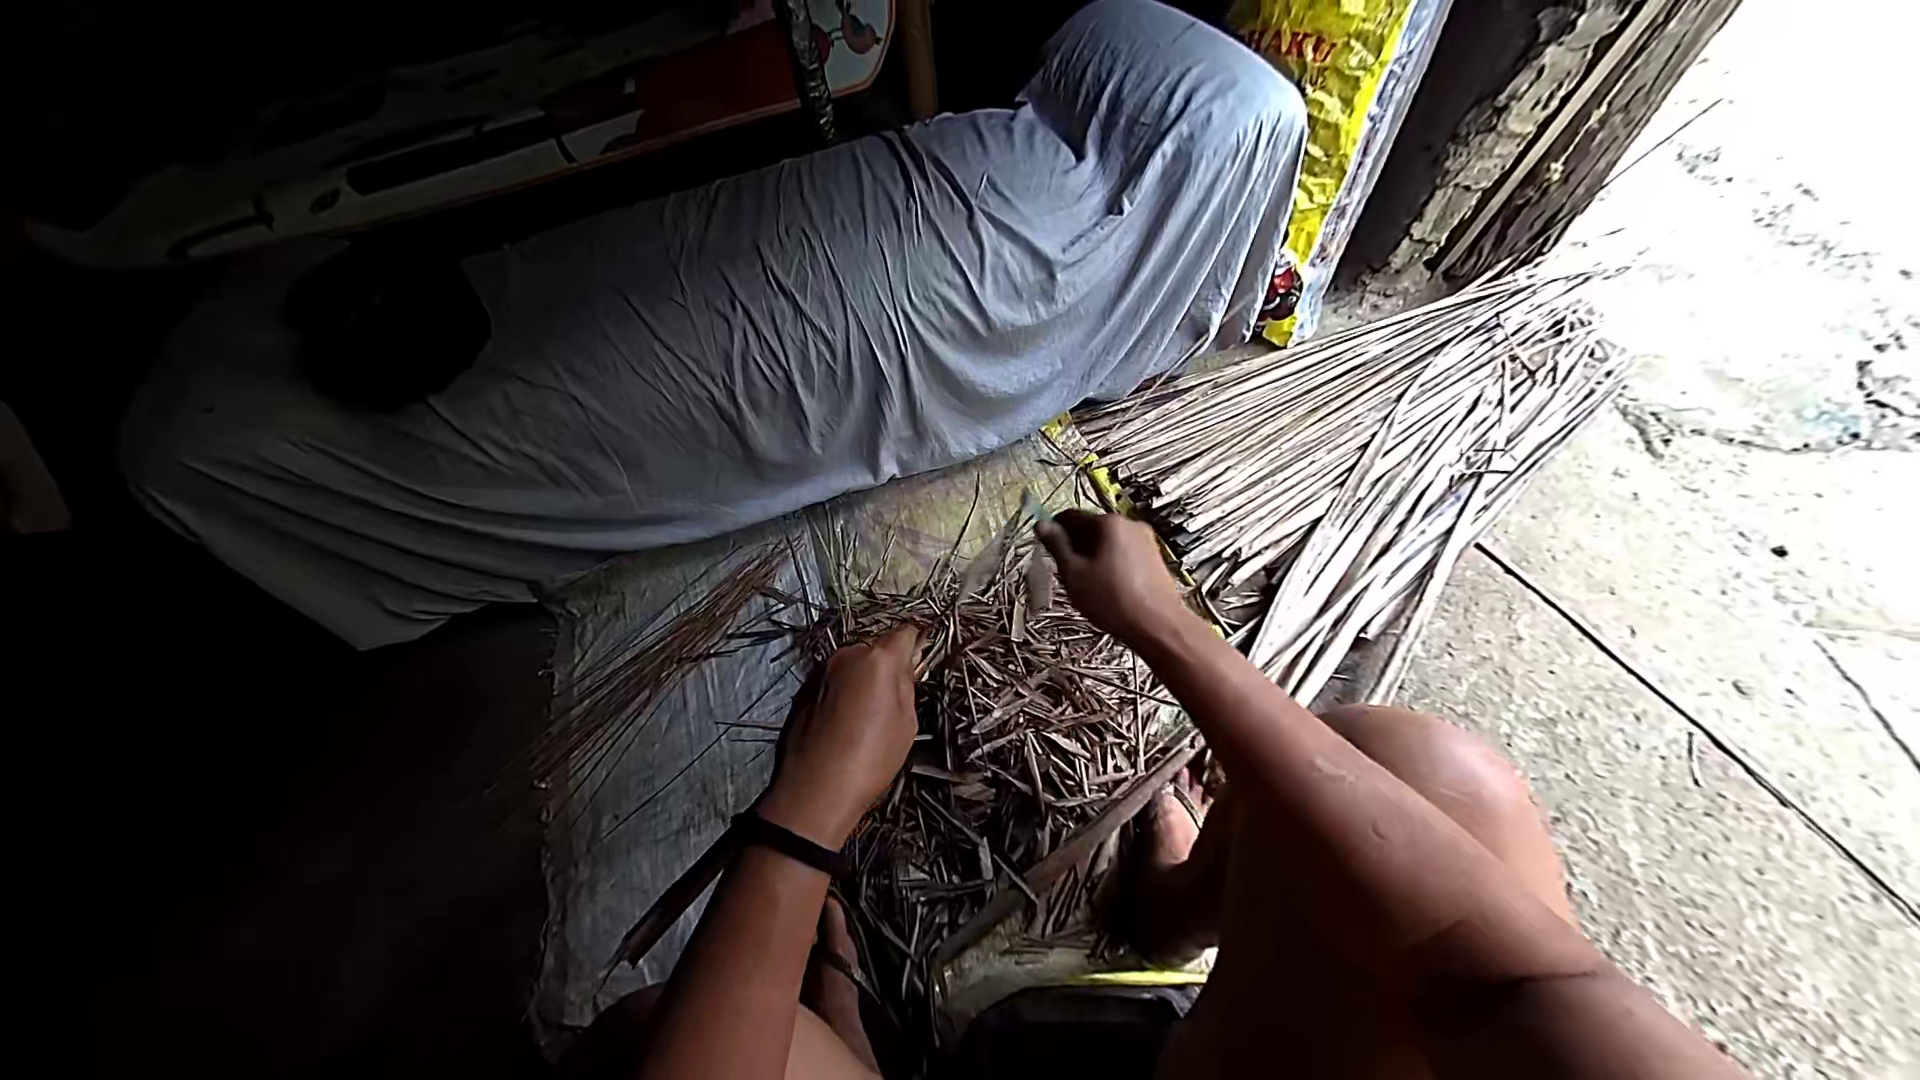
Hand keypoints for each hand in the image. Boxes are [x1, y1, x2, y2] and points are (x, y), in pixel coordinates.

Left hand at [760, 624, 921, 848]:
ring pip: (854, 664)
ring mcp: (821, 670)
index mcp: (877, 659)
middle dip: (887, 666)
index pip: (905, 632)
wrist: (814, 792)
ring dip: (863, 679)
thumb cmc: (869, 759)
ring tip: (867, 716)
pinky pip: (834, 680)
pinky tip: (845, 722)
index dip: (915, 646)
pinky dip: (843, 691)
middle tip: (894, 699)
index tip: (919, 664)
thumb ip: (907, 684)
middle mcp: (846, 655)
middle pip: (876, 648)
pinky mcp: (804, 688)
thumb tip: (906, 665)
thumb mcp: (906, 723)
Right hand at [1035, 510, 1193, 649]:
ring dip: (1092, 557)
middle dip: (1075, 547)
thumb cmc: (1112, 600)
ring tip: (1087, 584)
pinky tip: (1107, 588)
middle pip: (1091, 527)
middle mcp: (1130, 524)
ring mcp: (1146, 541)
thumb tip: (1042, 525)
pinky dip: (1110, 564)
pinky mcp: (1154, 558)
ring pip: (1108, 542)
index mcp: (1109, 523)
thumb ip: (1056, 546)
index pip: (1071, 516)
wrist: (1158, 626)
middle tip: (1066, 572)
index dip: (1054, 531)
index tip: (1046, 549)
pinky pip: (1123, 553)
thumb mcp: (1074, 573)